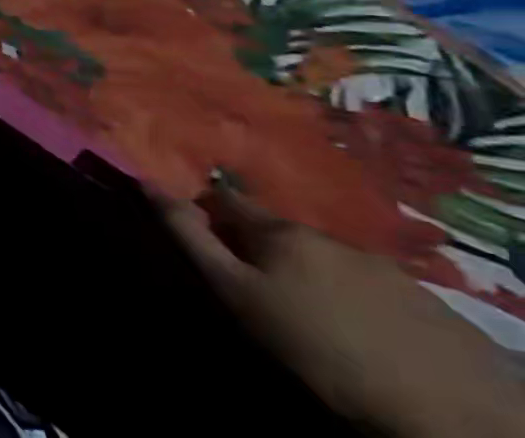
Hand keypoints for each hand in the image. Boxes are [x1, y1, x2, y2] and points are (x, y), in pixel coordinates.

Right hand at [161, 183, 524, 437]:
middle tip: (252, 281)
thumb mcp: (235, 292)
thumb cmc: (314, 346)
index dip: (205, 210)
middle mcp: (331, 237)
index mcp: (282, 232)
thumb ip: (191, 236)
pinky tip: (355, 325)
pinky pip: (371, 286)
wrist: (448, 414)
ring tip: (306, 307)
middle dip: (259, 245)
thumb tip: (149, 185)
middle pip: (279, 231)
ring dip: (307, 270)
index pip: (226, 199)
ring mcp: (387, 269)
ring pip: (326, 258)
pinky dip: (351, 294)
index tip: (198, 233)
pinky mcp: (428, 303)